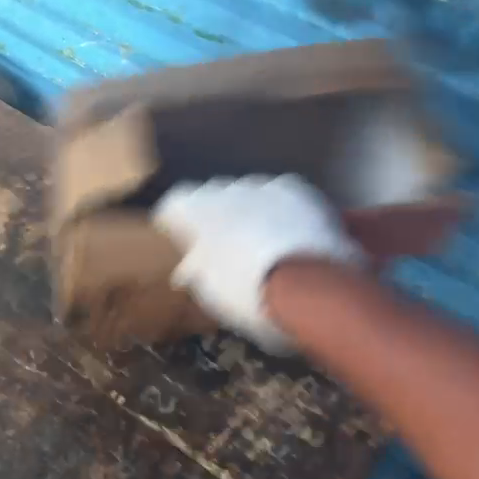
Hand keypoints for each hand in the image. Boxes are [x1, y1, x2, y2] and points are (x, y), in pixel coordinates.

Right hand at [152, 175, 364, 352]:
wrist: (305, 286)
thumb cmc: (244, 292)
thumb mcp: (207, 290)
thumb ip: (195, 270)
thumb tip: (186, 270)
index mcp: (191, 212)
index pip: (172, 206)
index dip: (173, 224)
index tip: (177, 241)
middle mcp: (223, 189)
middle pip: (211, 195)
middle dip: (213, 216)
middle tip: (219, 246)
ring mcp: (263, 186)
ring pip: (247, 193)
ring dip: (247, 211)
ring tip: (257, 241)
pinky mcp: (299, 191)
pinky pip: (281, 196)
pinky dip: (279, 211)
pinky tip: (287, 233)